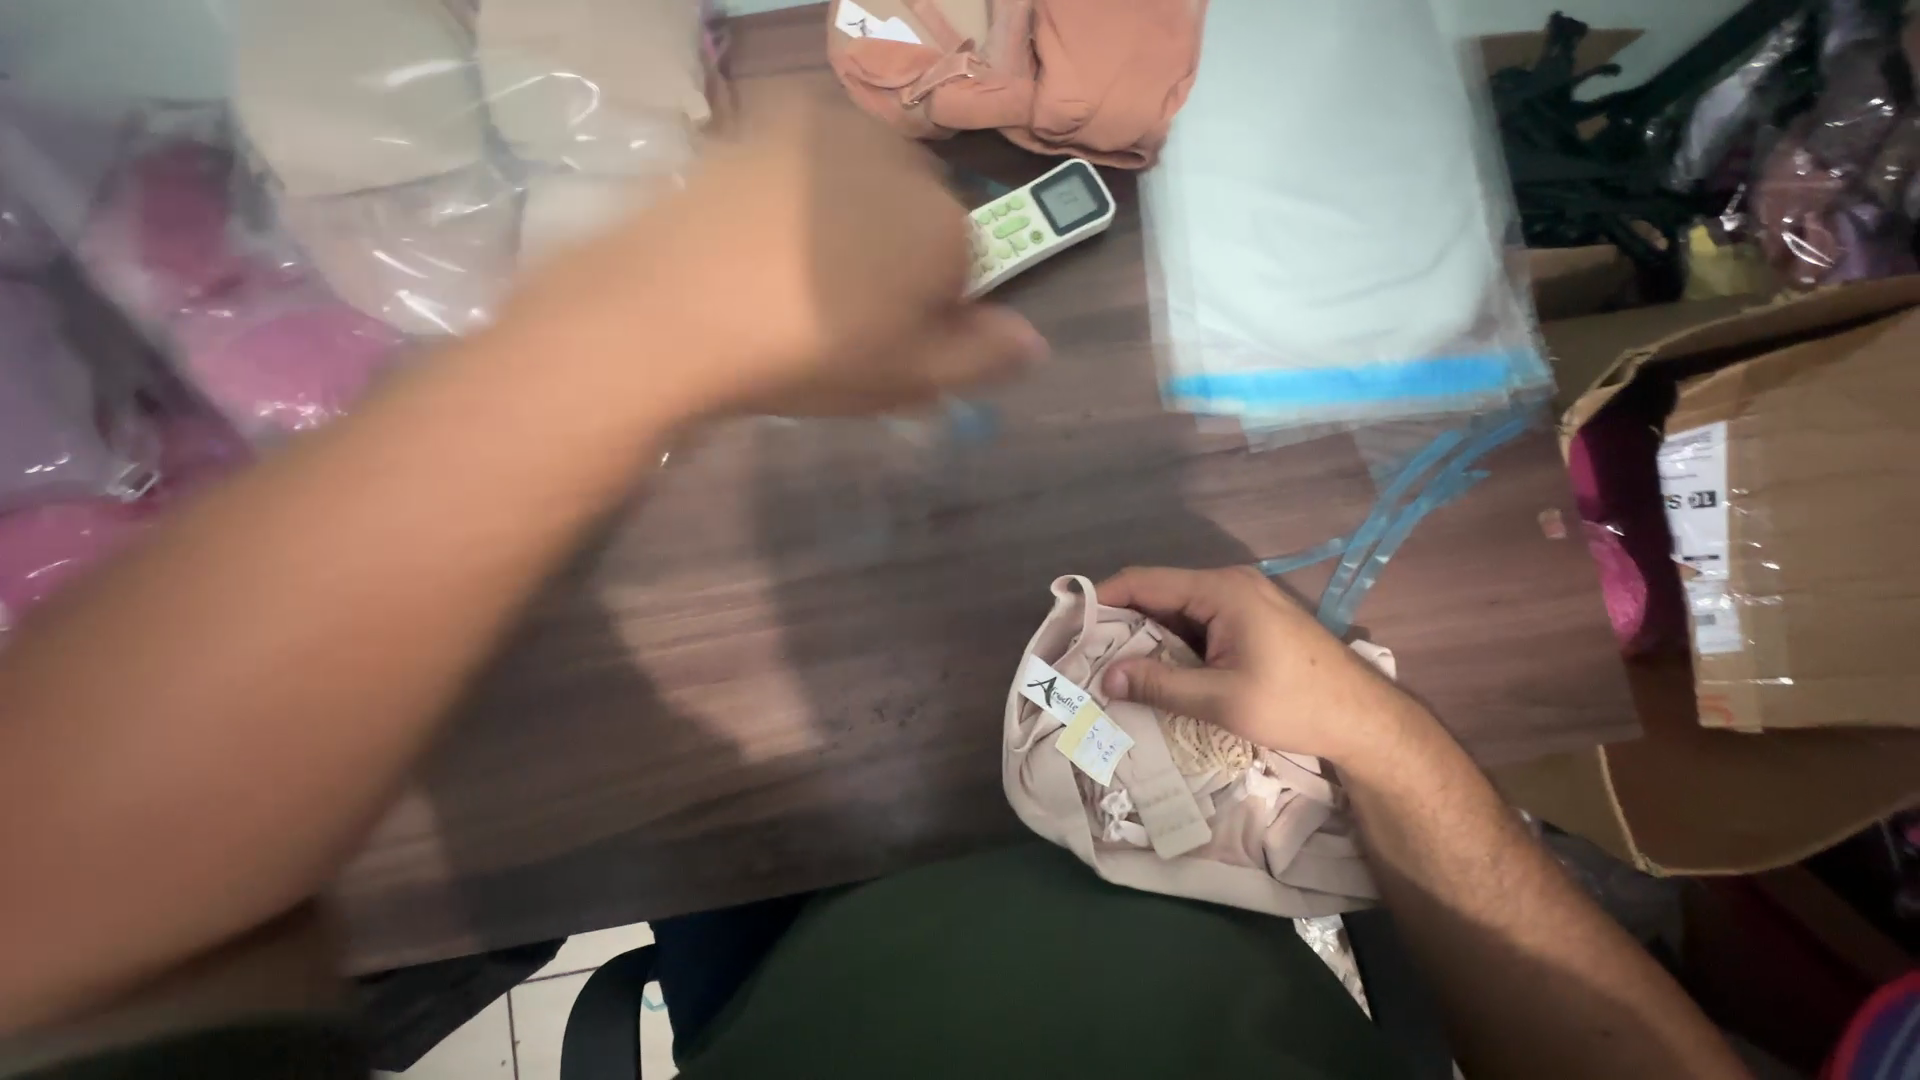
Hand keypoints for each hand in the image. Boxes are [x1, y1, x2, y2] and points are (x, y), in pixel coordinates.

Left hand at [497, 93, 1045, 419]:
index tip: (885, 340)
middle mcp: (902, 161)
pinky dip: (802, 190)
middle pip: (919, 215)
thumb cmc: (807, 354)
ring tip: (794, 274)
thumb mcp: (907, 380)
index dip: (930, 308)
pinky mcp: (767, 120)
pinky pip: (810, 160)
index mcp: (946, 226)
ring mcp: (831, 131)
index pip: (965, 266)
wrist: (674, 308)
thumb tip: (1036, 341)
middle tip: (836, 311)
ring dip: (850, 220)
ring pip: (867, 184)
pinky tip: (762, 235)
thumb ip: (981, 358)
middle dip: (896, 257)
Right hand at [1096, 566, 1434, 764]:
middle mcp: (1228, 584)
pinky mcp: (1250, 620)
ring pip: (1176, 609)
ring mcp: (1242, 600)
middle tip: (1086, 651)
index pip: (1144, 581)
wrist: (1365, 720)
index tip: (1071, 622)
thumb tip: (1106, 678)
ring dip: (1145, 634)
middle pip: (1158, 592)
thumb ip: (1159, 685)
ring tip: (1111, 663)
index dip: (1103, 598)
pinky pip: (1197, 622)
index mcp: (1220, 590)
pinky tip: (1154, 668)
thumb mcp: (1221, 700)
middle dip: (1120, 620)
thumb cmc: (1295, 704)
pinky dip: (1171, 641)